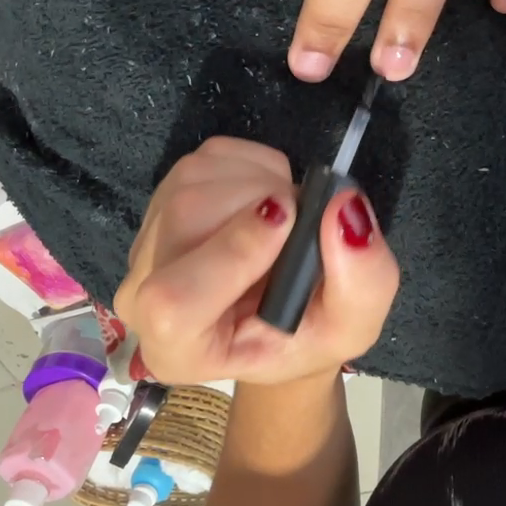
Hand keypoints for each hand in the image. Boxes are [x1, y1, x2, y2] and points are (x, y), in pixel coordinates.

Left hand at [112, 137, 396, 385]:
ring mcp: (148, 237)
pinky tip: (271, 195)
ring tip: (292, 214)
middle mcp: (143, 294)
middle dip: (260, 199)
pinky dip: (256, 163)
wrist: (280, 315)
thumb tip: (343, 208)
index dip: (232, 251)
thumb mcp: (354, 327)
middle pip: (184, 219)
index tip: (288, 217)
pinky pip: (209, 158)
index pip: (173, 301)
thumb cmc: (307, 335)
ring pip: (195, 180)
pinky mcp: (166, 193)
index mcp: (179, 348)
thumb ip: (362, 281)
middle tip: (306, 216)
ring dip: (262, 180)